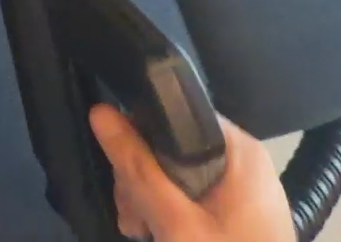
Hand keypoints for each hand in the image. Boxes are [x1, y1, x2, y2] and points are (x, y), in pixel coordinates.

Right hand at [90, 106, 295, 241]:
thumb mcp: (176, 224)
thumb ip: (137, 166)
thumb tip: (100, 110)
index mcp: (239, 151)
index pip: (171, 112)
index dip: (137, 132)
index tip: (119, 168)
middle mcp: (241, 160)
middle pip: (166, 142)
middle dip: (137, 175)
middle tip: (132, 214)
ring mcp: (239, 186)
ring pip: (170, 167)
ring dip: (144, 194)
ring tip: (138, 227)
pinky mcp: (234, 209)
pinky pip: (186, 190)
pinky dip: (163, 207)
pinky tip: (152, 229)